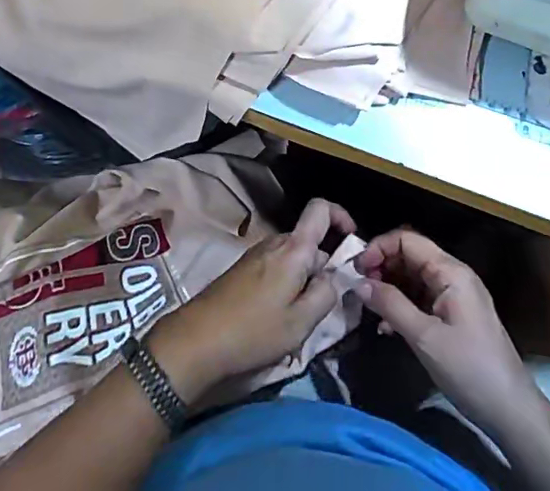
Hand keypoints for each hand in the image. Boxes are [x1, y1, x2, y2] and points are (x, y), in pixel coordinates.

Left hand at [148, 198, 354, 399]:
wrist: (197, 340)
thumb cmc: (254, 330)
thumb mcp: (301, 322)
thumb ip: (326, 294)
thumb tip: (333, 276)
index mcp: (293, 248)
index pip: (320, 209)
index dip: (341, 215)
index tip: (352, 241)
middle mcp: (274, 242)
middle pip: (309, 242)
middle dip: (323, 268)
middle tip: (325, 307)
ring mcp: (256, 254)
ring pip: (293, 259)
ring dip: (303, 282)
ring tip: (300, 320)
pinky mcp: (243, 270)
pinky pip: (276, 268)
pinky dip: (286, 286)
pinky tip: (278, 318)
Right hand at [355, 229, 542, 433]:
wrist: (511, 411)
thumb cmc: (469, 369)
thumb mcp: (425, 337)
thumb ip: (391, 304)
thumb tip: (359, 283)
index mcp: (451, 272)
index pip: (407, 239)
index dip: (379, 248)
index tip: (357, 270)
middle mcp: (454, 276)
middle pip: (410, 255)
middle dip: (382, 267)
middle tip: (359, 289)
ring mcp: (455, 296)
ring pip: (413, 278)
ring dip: (389, 287)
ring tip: (369, 307)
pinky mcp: (455, 316)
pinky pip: (421, 298)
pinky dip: (402, 305)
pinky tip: (386, 326)